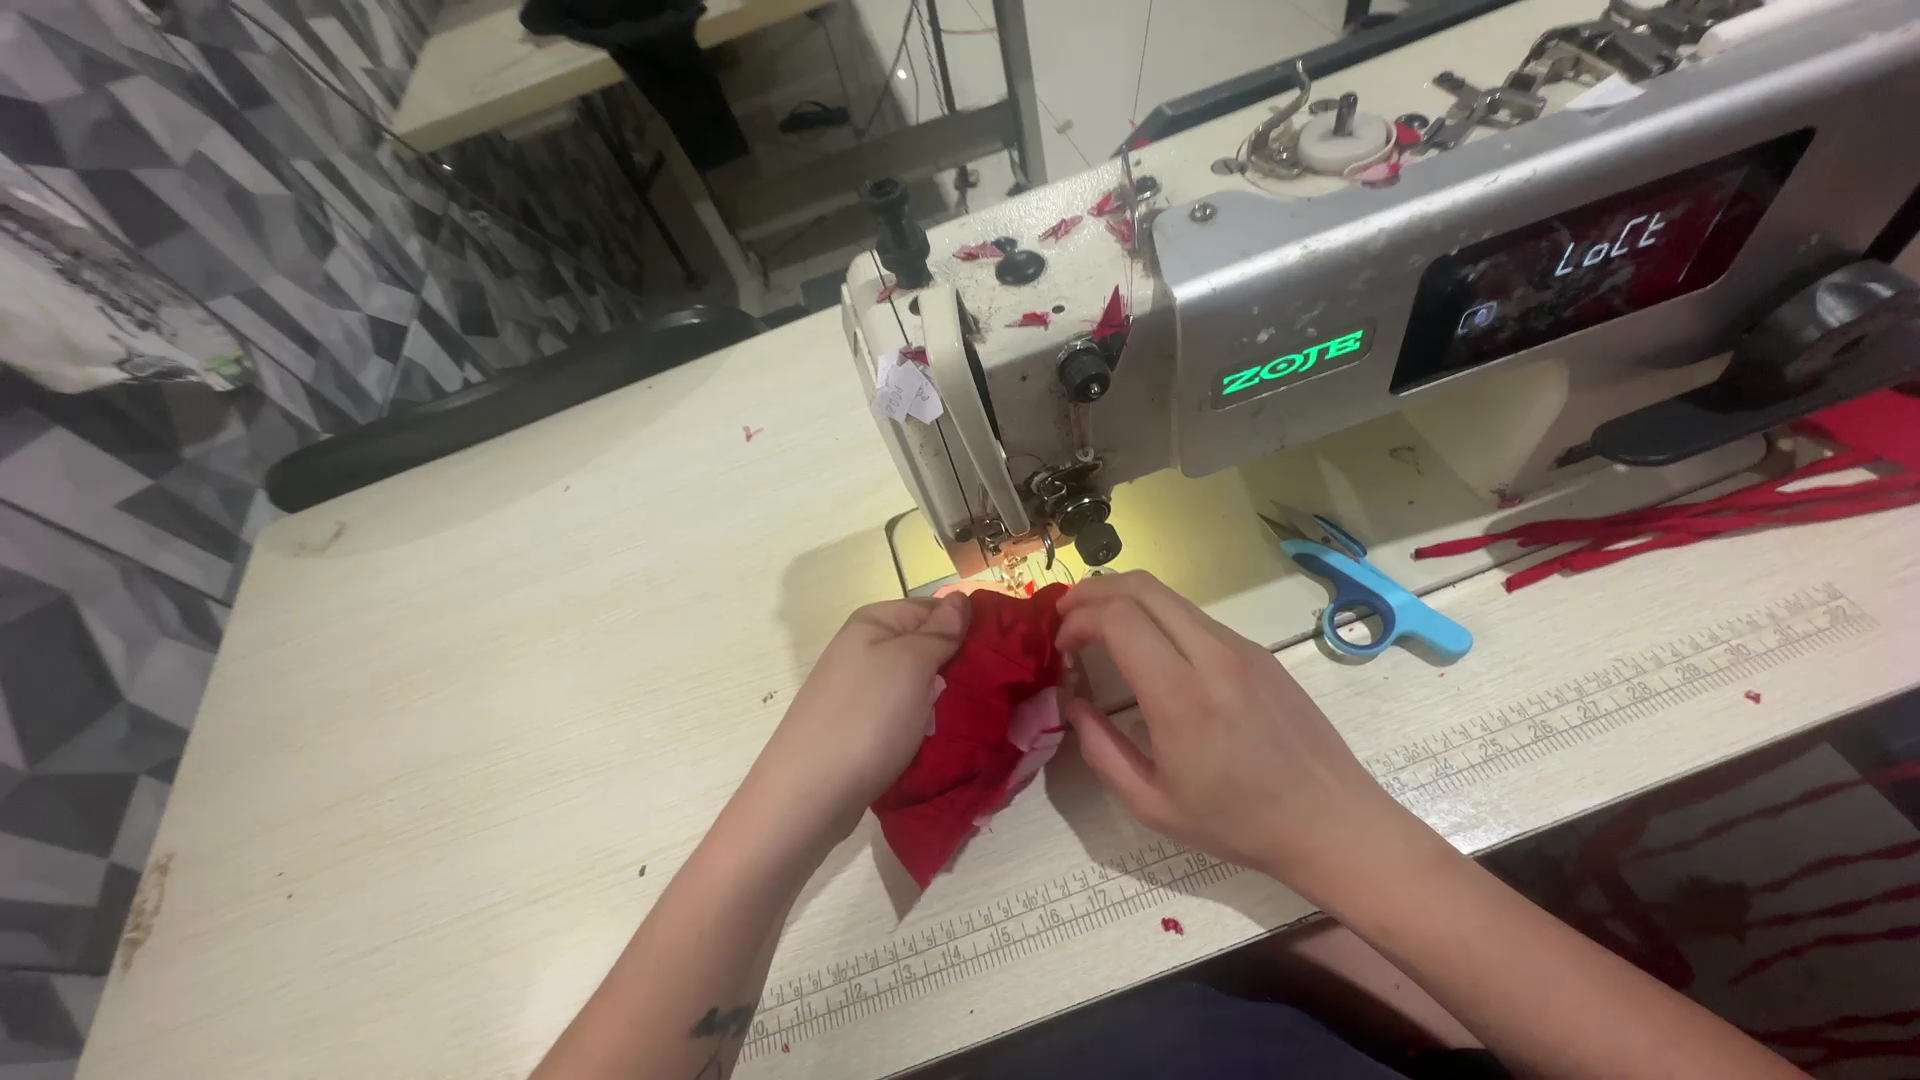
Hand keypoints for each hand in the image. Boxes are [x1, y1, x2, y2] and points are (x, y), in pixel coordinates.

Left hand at [737, 595, 969, 847]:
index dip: (971, 626)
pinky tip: (942, 738)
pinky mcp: (863, 726)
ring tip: (973, 717)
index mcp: (874, 622)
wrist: (810, 793)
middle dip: (959, 666)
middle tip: (992, 691)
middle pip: (928, 646)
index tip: (1005, 654)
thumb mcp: (911, 663)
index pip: (937, 608)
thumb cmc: (866, 718)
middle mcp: (865, 648)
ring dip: (944, 699)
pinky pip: (905, 713)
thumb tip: (960, 598)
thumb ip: (939, 631)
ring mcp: (862, 689)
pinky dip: (925, 724)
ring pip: (920, 684)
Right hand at [1055, 571, 1416, 893]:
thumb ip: (1101, 751)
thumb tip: (1074, 706)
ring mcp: (1242, 649)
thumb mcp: (1152, 804)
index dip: (1078, 620)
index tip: (1061, 646)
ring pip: (1170, 597)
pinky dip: (1158, 618)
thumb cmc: (1237, 822)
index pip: (1118, 619)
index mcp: (1181, 697)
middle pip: (1141, 587)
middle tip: (1067, 616)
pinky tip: (1151, 652)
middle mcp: (1213, 657)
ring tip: (1100, 629)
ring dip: (1126, 601)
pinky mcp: (1260, 653)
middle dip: (1093, 591)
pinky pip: (1197, 619)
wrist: (1331, 822)